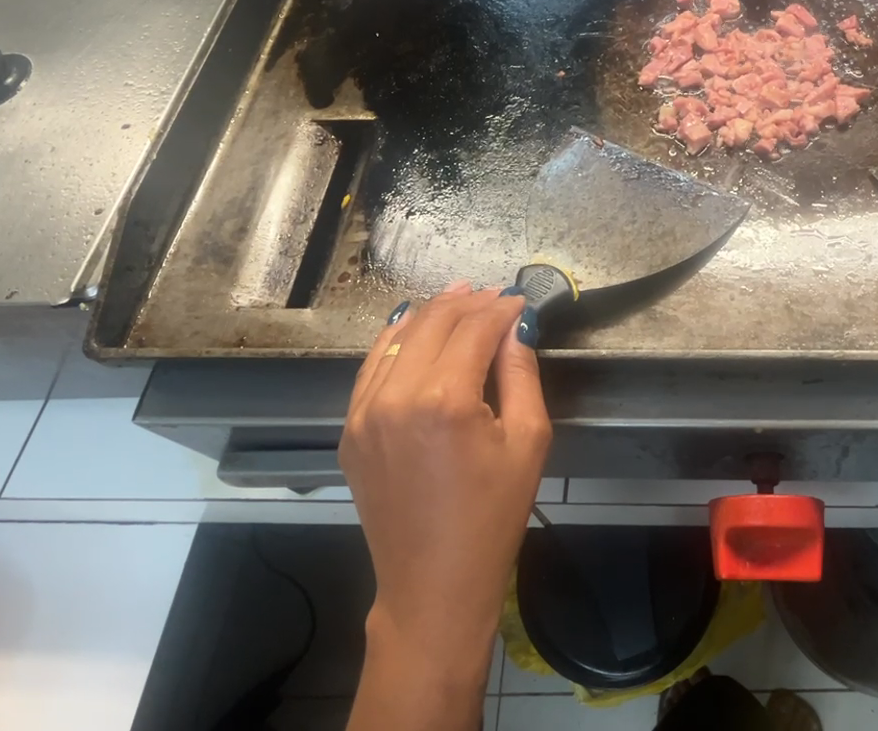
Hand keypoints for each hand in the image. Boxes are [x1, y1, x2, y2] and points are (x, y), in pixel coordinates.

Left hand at [342, 281, 551, 730]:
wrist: (434, 582)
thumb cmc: (493, 515)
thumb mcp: (527, 441)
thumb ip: (521, 373)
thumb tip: (517, 325)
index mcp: (445, 400)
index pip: (474, 329)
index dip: (501, 309)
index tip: (521, 301)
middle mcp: (396, 396)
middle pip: (433, 323)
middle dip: (467, 303)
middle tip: (494, 295)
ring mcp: (364, 413)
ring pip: (398, 337)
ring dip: (431, 313)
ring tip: (459, 297)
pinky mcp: (349, 430)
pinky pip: (372, 367)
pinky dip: (394, 339)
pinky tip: (412, 325)